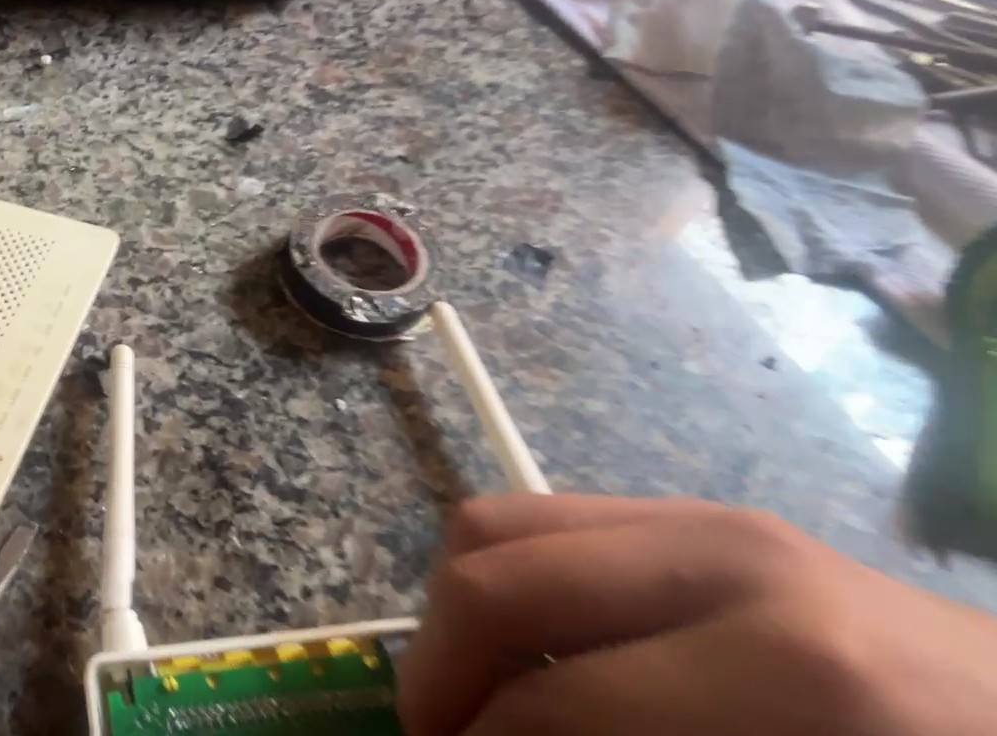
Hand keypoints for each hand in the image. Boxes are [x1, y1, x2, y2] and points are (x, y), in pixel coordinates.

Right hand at [398, 494, 996, 735]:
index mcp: (789, 665)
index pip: (554, 699)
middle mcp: (724, 557)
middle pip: (492, 569)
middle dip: (438, 663)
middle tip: (433, 730)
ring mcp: (701, 513)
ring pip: (494, 521)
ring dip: (457, 610)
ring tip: (470, 681)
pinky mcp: (689, 507)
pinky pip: (540, 520)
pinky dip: (503, 580)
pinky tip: (528, 643)